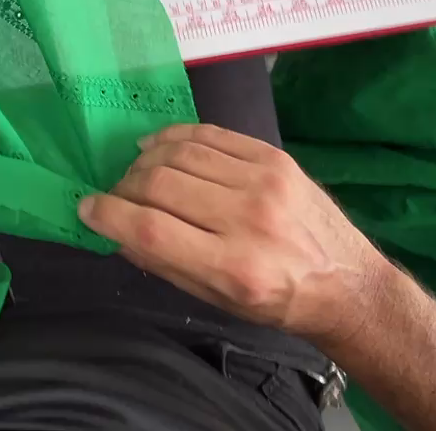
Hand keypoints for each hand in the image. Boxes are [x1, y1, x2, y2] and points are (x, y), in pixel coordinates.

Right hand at [79, 124, 393, 345]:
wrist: (348, 282)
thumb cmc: (278, 302)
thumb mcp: (218, 301)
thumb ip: (164, 262)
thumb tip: (114, 227)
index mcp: (235, 269)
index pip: (153, 229)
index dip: (110, 214)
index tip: (87, 207)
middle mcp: (249, 220)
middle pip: (161, 184)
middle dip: (125, 187)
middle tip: (116, 195)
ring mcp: (264, 181)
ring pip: (180, 153)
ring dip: (145, 159)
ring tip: (136, 171)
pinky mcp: (273, 157)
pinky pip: (209, 133)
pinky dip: (174, 136)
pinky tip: (157, 145)